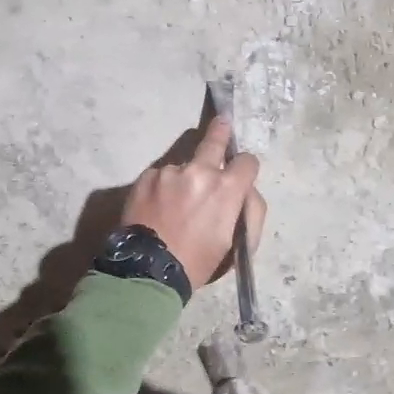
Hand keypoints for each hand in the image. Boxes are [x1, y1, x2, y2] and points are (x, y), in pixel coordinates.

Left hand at [120, 117, 266, 284]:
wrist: (148, 271)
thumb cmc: (198, 263)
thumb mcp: (235, 244)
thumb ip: (246, 211)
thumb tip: (244, 190)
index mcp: (227, 188)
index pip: (247, 161)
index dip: (245, 168)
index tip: (240, 172)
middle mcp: (199, 171)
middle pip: (214, 139)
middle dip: (221, 131)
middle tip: (222, 122)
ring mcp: (169, 172)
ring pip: (183, 166)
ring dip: (184, 178)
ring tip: (175, 204)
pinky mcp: (146, 178)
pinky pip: (160, 177)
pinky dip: (162, 188)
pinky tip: (157, 208)